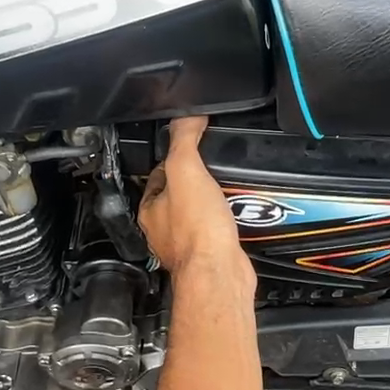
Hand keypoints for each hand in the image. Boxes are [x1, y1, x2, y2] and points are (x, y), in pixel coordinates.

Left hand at [141, 117, 254, 291]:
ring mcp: (188, 244)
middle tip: (213, 169)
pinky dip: (228, 221)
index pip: (157, 174)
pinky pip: (218, 231)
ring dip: (215, 202)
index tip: (188, 147)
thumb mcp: (187, 169)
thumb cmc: (198, 232)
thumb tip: (189, 116)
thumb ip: (184, 140)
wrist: (220, 272)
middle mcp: (164, 229)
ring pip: (198, 215)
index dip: (172, 158)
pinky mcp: (211, 255)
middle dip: (197, 181)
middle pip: (179, 195)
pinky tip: (238, 216)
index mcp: (151, 210)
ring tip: (229, 189)